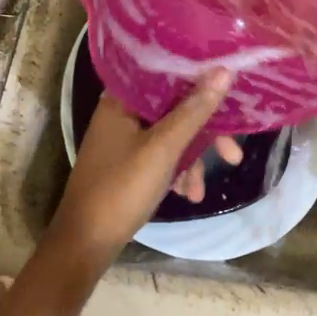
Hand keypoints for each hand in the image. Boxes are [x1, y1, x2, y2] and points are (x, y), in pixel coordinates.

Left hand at [49, 69, 237, 260]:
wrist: (84, 245)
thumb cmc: (120, 189)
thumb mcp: (162, 149)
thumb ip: (194, 110)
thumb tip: (225, 71)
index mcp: (123, 96)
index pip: (167, 70)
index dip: (200, 76)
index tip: (230, 87)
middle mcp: (123, 109)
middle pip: (174, 105)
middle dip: (204, 130)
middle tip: (233, 152)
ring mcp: (125, 137)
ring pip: (171, 132)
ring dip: (192, 158)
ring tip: (200, 190)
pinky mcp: (129, 160)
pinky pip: (162, 153)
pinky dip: (177, 170)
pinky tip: (188, 194)